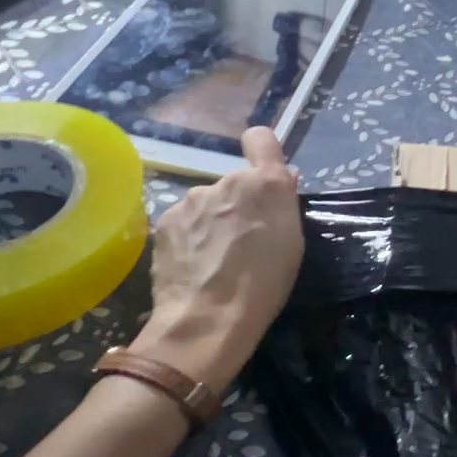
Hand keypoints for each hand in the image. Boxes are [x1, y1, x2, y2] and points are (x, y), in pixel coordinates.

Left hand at [129, 128, 304, 387]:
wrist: (207, 319)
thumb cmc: (265, 282)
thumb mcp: (292, 240)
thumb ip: (283, 202)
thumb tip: (280, 179)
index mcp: (265, 182)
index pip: (261, 137)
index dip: (262, 150)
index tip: (263, 174)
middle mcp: (227, 180)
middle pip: (235, 182)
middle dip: (239, 202)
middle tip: (243, 239)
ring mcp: (191, 199)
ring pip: (207, 202)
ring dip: (212, 219)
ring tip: (214, 257)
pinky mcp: (164, 221)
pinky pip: (184, 221)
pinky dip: (189, 235)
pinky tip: (192, 264)